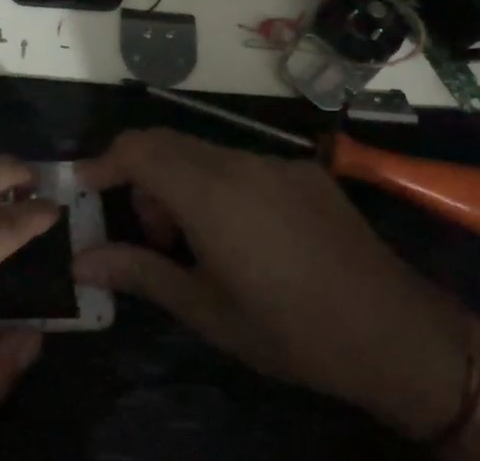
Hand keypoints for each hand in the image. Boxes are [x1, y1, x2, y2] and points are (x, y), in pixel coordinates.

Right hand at [75, 129, 474, 439]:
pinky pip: (243, 164)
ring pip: (205, 153)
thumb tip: (82, 260)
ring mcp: (278, 164)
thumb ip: (139, 273)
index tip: (84, 190)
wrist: (397, 335)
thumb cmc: (290, 330)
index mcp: (210, 193)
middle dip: (143, 180)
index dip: (103, 162)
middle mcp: (241, 162)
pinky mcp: (306, 173)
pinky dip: (220, 186)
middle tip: (154, 238)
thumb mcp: (206, 310)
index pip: (137, 148)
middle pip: (167, 145)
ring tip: (199, 244)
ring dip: (182, 184)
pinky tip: (245, 237)